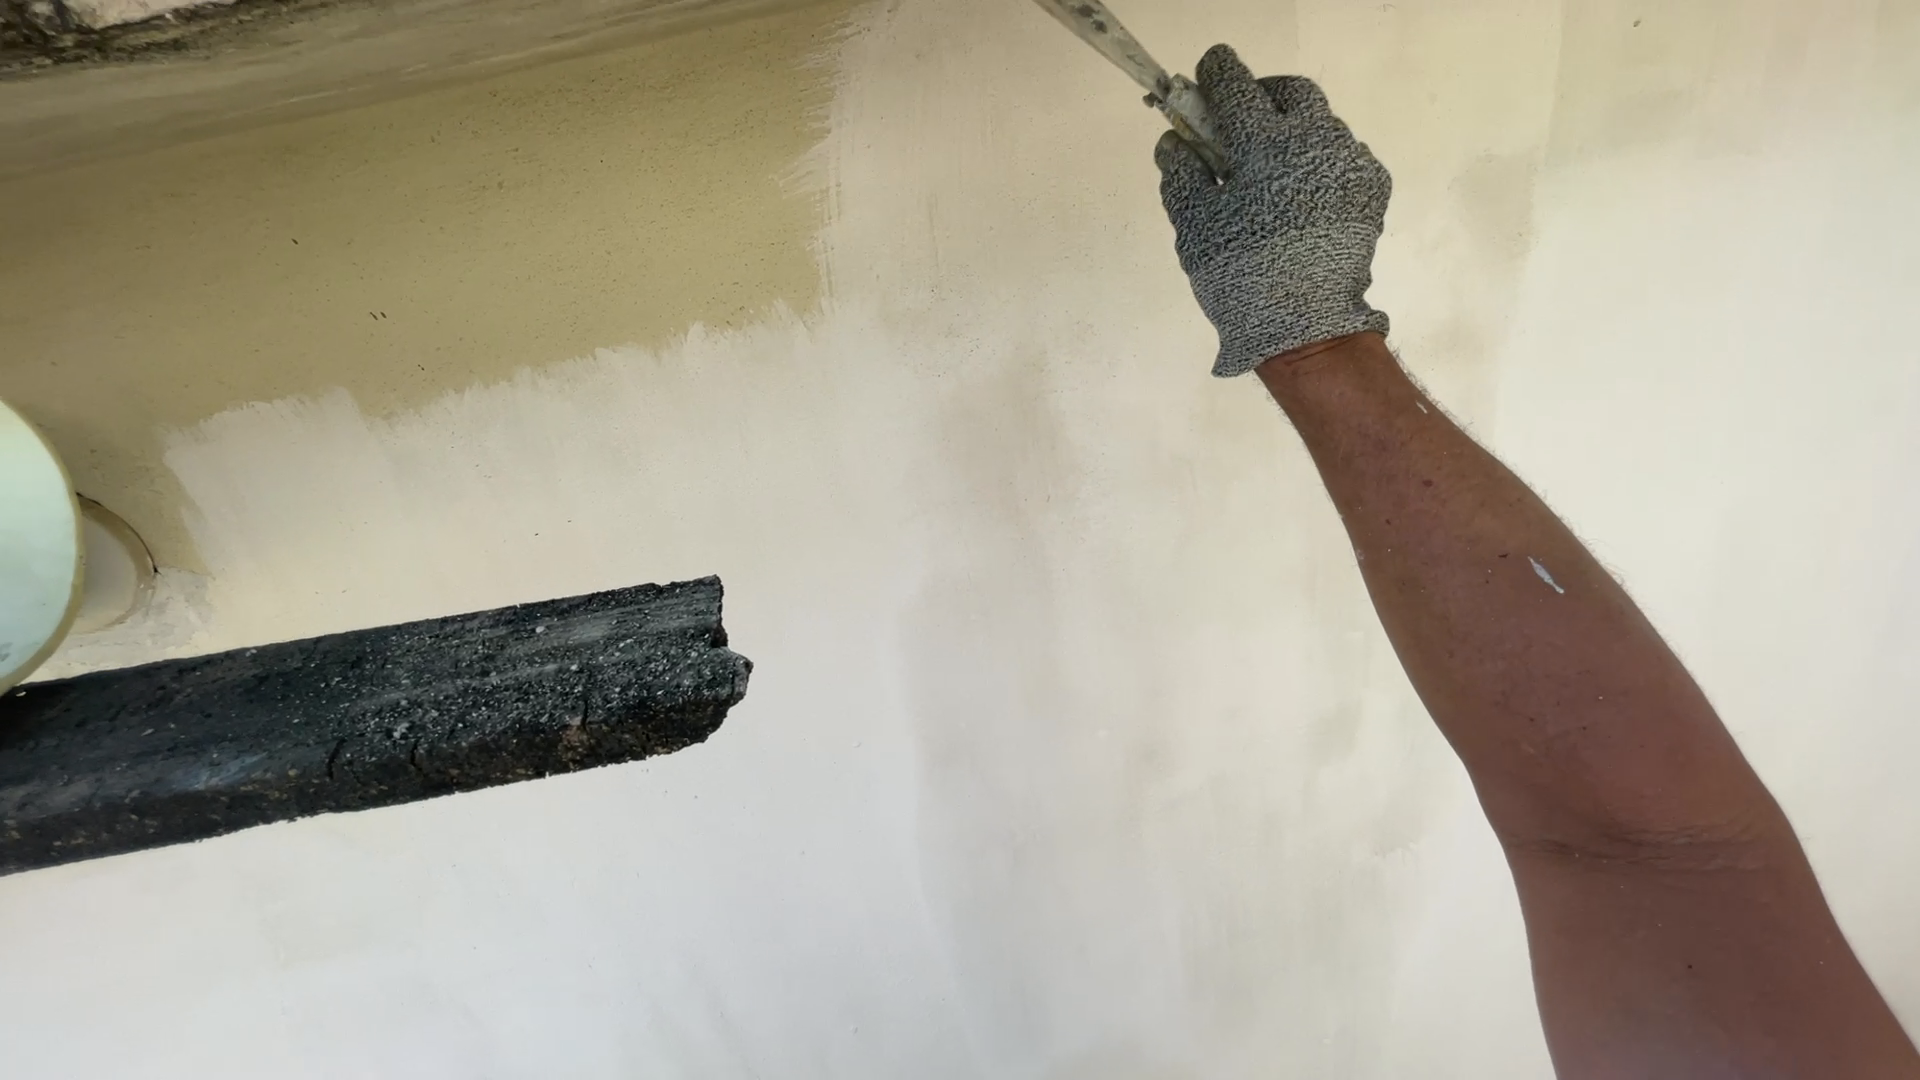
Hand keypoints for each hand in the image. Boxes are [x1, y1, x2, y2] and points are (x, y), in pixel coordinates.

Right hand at [1156, 45, 1392, 377]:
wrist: (1304, 327)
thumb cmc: (1240, 276)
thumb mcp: (1196, 228)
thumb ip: (1182, 175)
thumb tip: (1173, 141)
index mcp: (1266, 143)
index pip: (1236, 88)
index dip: (1216, 74)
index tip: (1204, 70)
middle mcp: (1317, 139)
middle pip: (1289, 93)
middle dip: (1260, 94)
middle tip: (1237, 118)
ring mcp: (1350, 163)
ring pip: (1318, 125)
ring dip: (1289, 132)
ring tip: (1267, 172)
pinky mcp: (1370, 190)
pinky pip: (1339, 158)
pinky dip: (1314, 163)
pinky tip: (1297, 198)